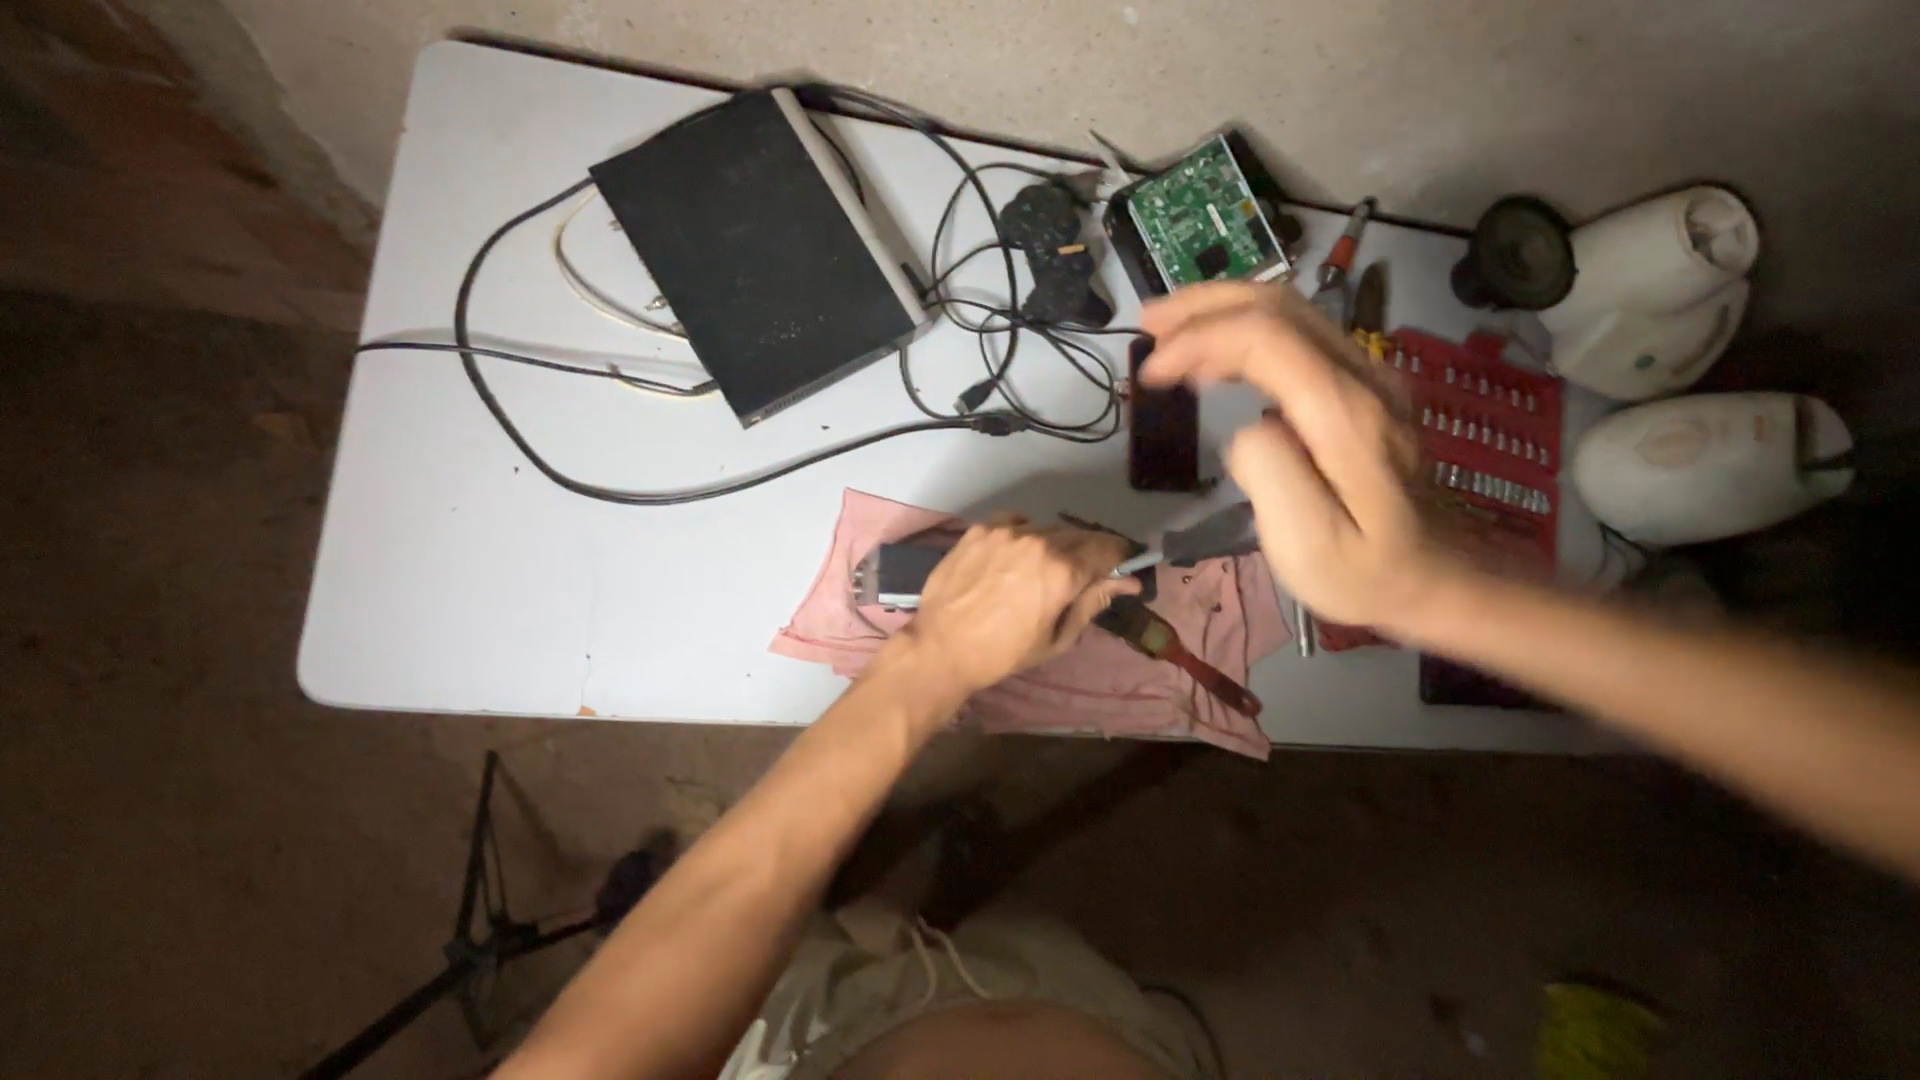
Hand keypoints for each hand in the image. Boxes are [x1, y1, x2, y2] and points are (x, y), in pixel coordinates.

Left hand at [894, 517, 1140, 695]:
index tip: (1119, 567)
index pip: (1108, 548)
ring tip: (1042, 569)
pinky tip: (1016, 555)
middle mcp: (1039, 542)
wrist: (942, 647)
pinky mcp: (981, 530)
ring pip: (1047, 528)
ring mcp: (1006, 532)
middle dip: (1088, 552)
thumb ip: (1094, 602)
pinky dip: (1024, 534)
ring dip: (1055, 544)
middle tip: (1081, 575)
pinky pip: (1015, 523)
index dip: (1119, 557)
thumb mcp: (1057, 637)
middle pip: (1080, 536)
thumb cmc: (1004, 653)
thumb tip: (1128, 581)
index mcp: (1063, 571)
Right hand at [1138, 282, 1461, 630]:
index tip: (1150, 373)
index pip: (1264, 337)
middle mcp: (1362, 377)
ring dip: (1222, 312)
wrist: (1436, 579)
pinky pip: (1298, 337)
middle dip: (1204, 307)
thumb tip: (1244, 427)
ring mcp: (1366, 378)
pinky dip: (1244, 333)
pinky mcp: (1360, 390)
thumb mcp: (1307, 544)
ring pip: (1290, 312)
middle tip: (1147, 325)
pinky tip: (1214, 361)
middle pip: (1278, 306)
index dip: (1199, 340)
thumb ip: (1269, 474)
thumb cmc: (1363, 572)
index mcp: (1344, 413)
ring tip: (1167, 334)